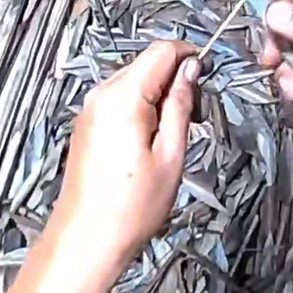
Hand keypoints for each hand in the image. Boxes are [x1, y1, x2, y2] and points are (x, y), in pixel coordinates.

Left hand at [51, 41, 198, 271]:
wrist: (84, 242)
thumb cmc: (131, 206)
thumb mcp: (171, 153)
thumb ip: (181, 103)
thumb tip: (191, 68)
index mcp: (123, 96)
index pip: (162, 50)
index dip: (189, 55)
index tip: (208, 74)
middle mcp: (102, 93)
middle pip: (148, 61)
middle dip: (176, 76)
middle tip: (196, 112)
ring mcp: (91, 107)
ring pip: (136, 78)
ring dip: (161, 92)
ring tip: (175, 131)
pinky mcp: (88, 121)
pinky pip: (122, 96)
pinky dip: (143, 104)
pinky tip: (153, 136)